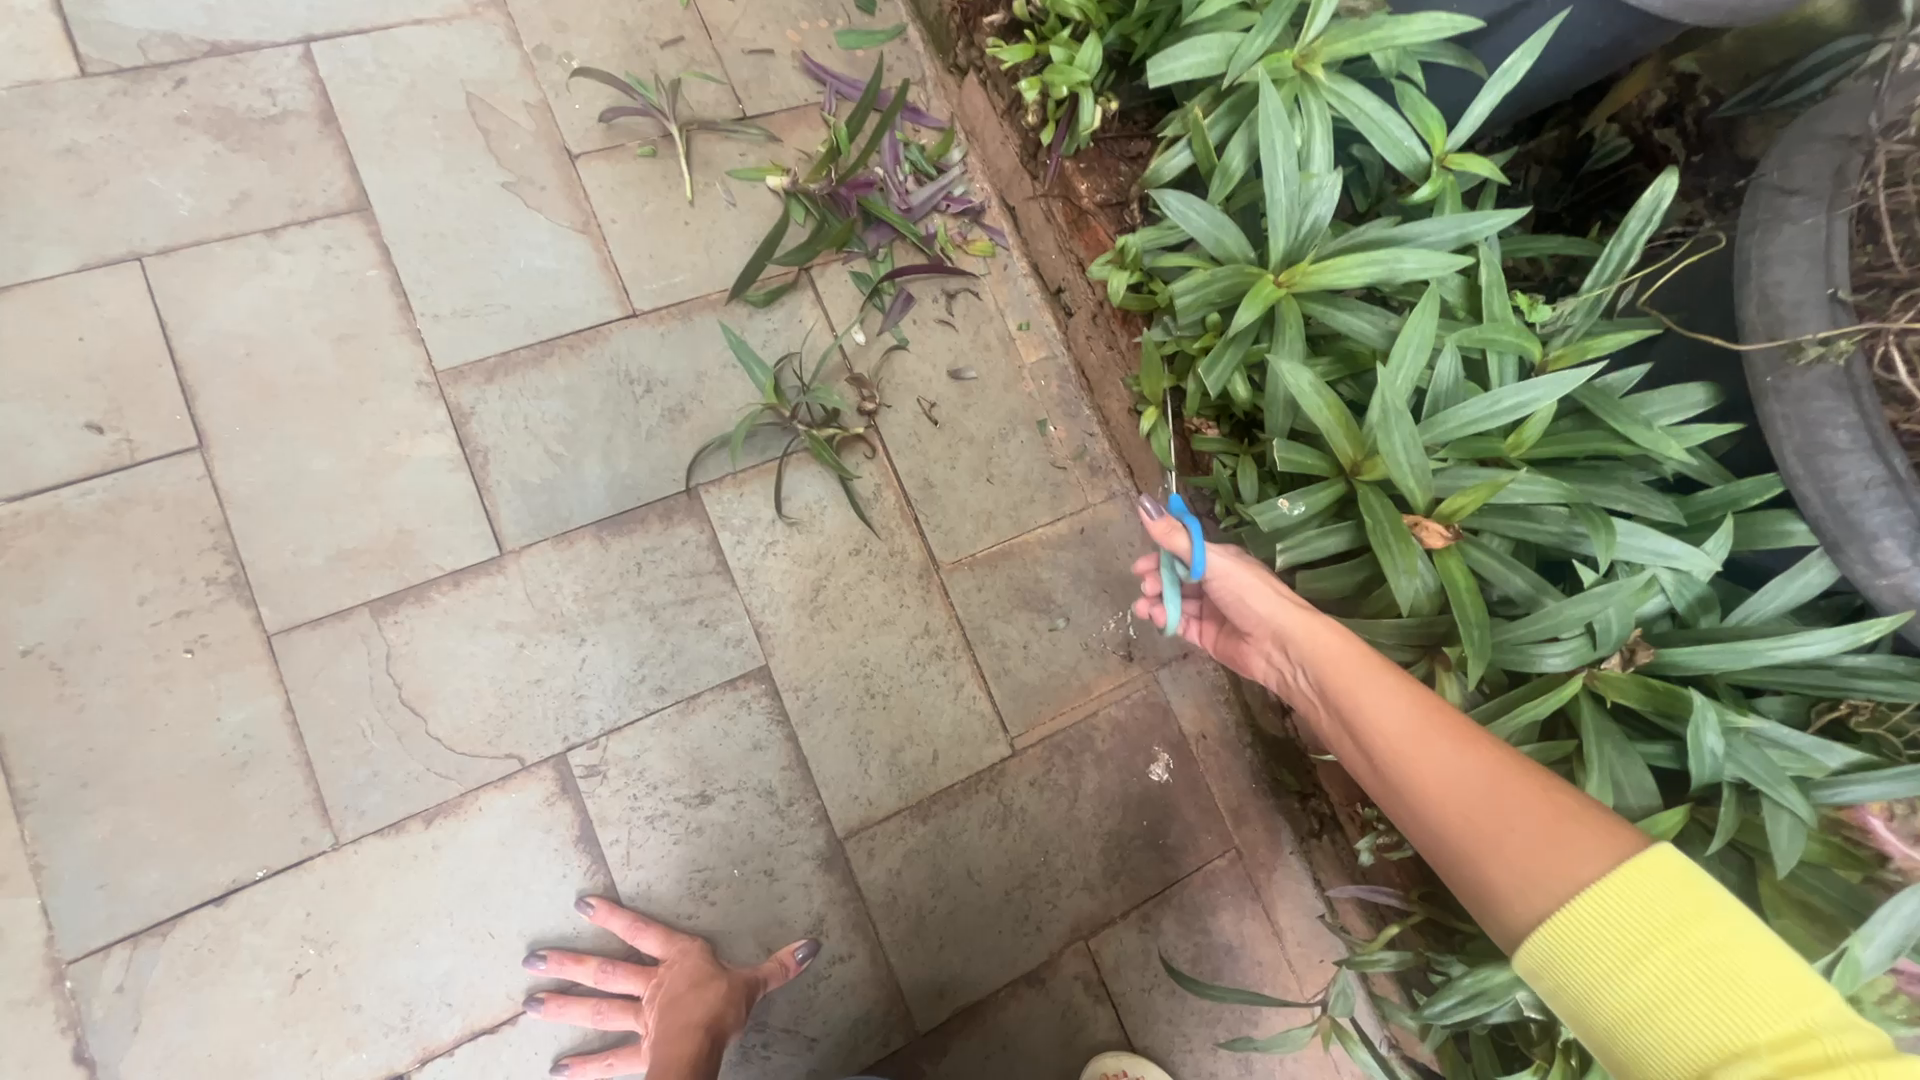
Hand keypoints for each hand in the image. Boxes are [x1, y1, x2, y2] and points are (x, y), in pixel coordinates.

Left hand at [522, 896, 819, 1079]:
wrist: (701, 1047)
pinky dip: (586, 1064)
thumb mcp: (754, 983)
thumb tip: (813, 946)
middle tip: (533, 958)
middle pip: (606, 971)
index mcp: (679, 960)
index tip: (582, 903)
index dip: (613, 916)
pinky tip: (559, 1068)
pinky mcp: (638, 1053)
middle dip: (570, 963)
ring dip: (564, 1006)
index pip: (643, 931)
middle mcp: (653, 985)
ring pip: (597, 1008)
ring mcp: (640, 1019)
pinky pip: (609, 1059)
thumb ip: (779, 966)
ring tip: (530, 1003)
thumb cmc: (722, 1007)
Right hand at [1131, 494, 1335, 713]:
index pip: (1182, 553)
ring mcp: (1211, 611)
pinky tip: (1156, 618)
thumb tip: (1143, 502)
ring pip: (1175, 602)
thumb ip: (1174, 537)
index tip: (1139, 567)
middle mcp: (1215, 583)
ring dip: (1156, 602)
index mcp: (1219, 561)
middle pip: (1176, 579)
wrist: (1280, 644)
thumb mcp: (1210, 560)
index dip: (1159, 557)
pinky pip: (1180, 624)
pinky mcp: (1207, 636)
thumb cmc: (1249, 593)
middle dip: (1156, 581)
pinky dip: (1166, 620)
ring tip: (1144, 607)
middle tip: (1146, 587)